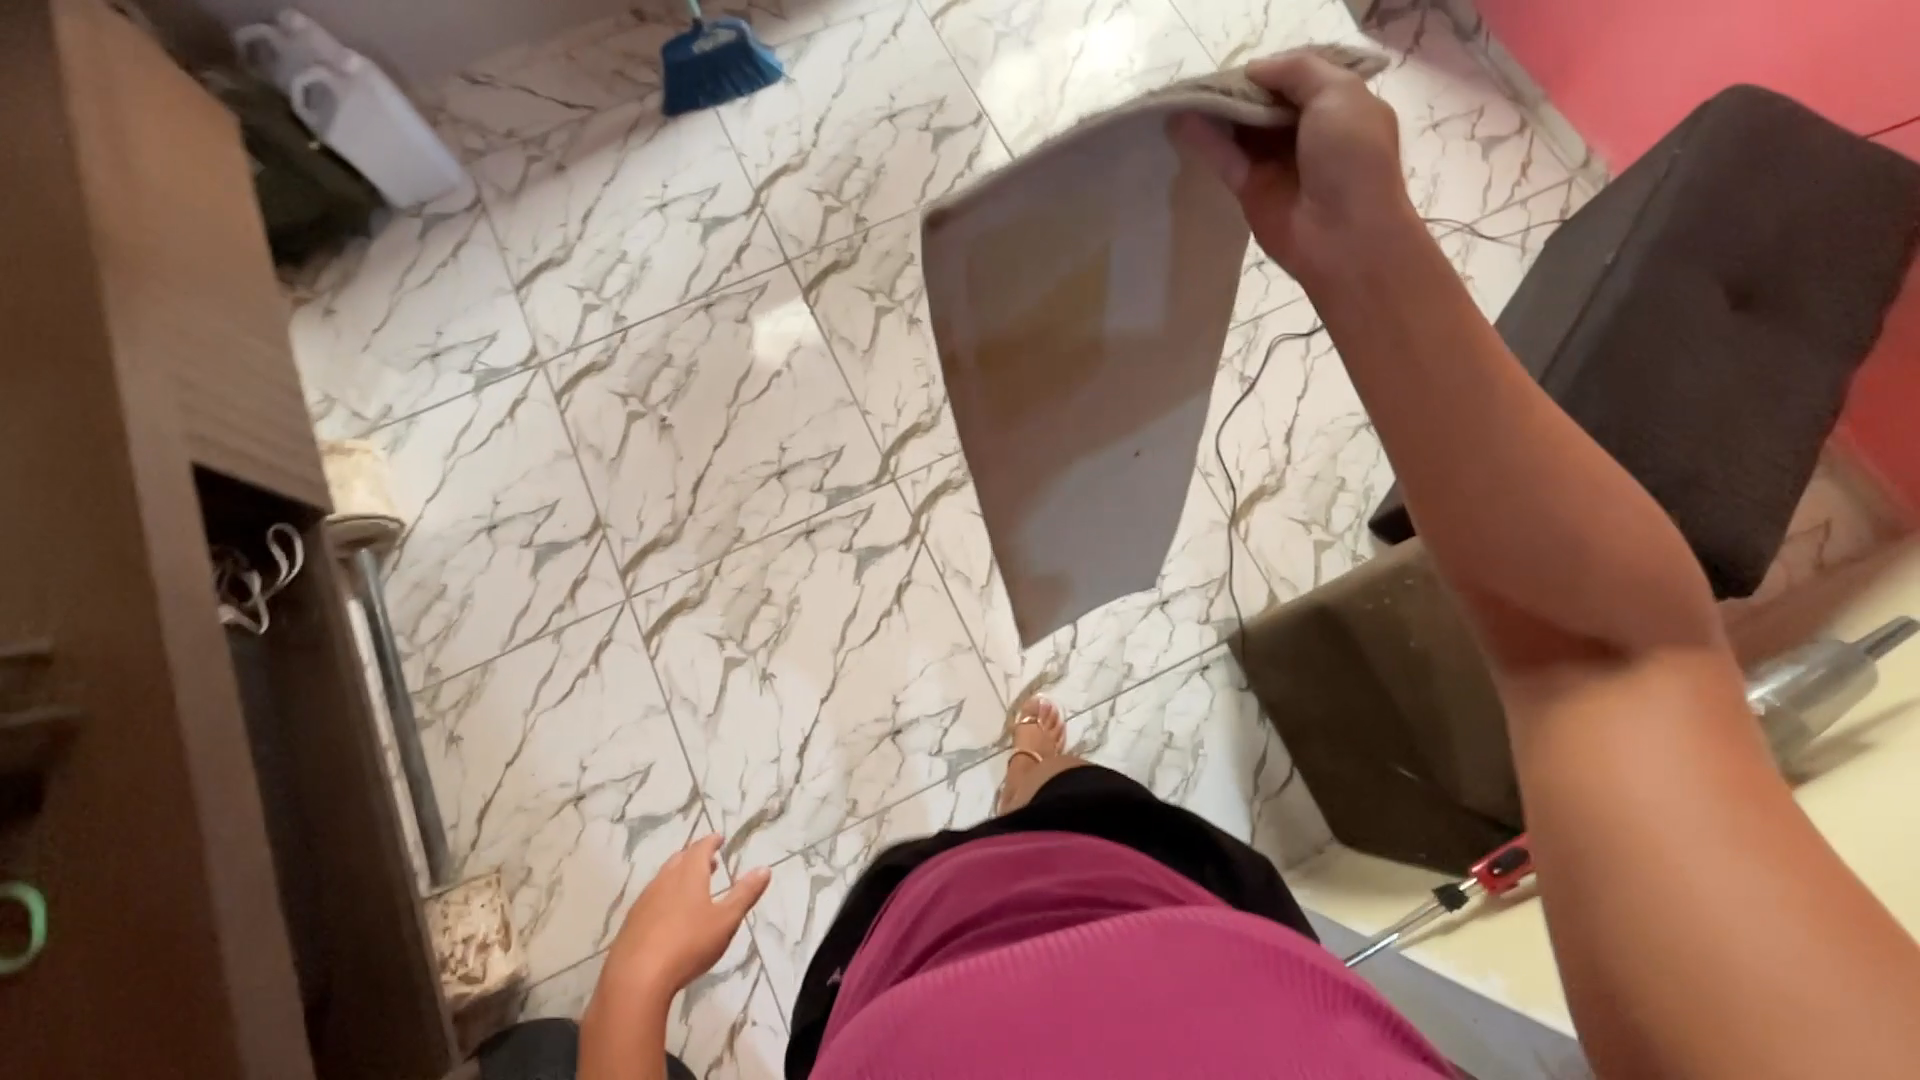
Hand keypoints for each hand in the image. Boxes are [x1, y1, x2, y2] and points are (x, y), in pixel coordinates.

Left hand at [598, 834, 771, 999]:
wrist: (636, 978)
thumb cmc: (688, 944)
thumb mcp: (726, 920)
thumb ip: (745, 894)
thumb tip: (764, 869)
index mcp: (688, 875)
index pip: (700, 848)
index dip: (711, 841)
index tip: (719, 838)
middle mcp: (664, 881)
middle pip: (679, 860)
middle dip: (695, 857)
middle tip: (709, 860)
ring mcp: (644, 902)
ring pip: (663, 879)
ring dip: (678, 876)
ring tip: (691, 886)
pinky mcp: (631, 923)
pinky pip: (651, 899)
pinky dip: (664, 896)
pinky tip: (668, 915)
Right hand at [1171, 50, 1416, 284]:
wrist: (1345, 236)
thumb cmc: (1353, 158)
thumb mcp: (1340, 94)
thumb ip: (1298, 72)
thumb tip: (1255, 70)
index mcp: (1339, 108)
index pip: (1300, 81)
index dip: (1274, 71)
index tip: (1244, 65)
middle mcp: (1307, 135)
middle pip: (1267, 106)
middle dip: (1241, 91)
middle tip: (1209, 77)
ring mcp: (1277, 165)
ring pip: (1242, 131)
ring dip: (1217, 112)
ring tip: (1186, 94)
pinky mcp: (1251, 191)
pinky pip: (1225, 158)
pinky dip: (1204, 140)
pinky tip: (1180, 122)